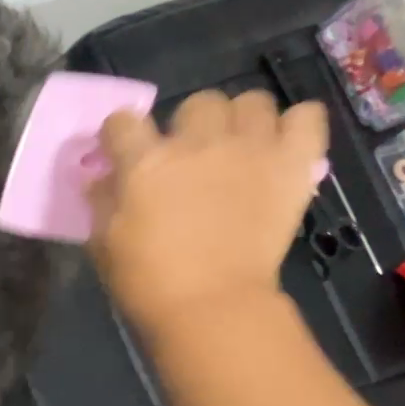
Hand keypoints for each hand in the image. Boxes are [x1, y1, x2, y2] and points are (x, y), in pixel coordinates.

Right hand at [87, 89, 328, 333]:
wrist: (210, 304)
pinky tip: (277, 147)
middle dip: (186, 124)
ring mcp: (252, 147)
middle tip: (186, 156)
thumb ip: (101, 203)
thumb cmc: (145, 281)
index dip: (118, 132)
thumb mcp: (104, 245)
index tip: (119, 149)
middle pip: (196, 103)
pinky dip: (292, 125)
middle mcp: (199, 143)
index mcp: (146, 164)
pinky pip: (305, 114)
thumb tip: (99, 177)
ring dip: (237, 121)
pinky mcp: (295, 159)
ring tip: (234, 149)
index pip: (123, 122)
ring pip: (250, 102)